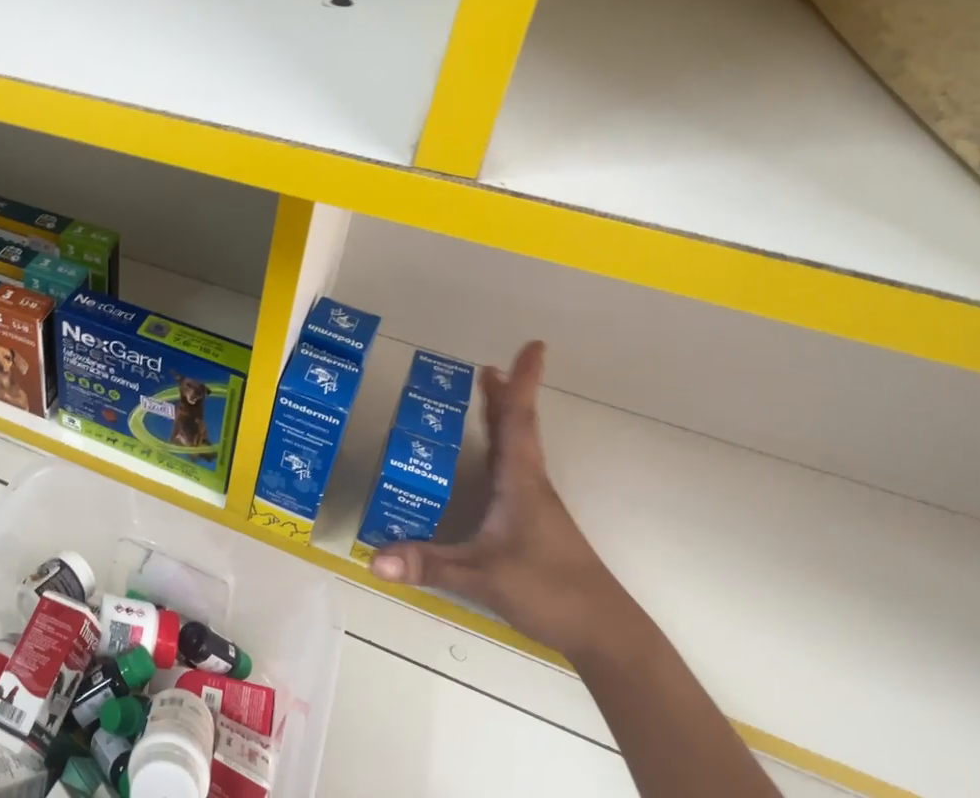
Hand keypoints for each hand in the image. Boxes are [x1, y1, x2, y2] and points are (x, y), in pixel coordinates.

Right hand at [368, 341, 644, 661]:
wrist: (605, 633)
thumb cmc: (549, 591)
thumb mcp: (481, 577)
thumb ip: (428, 565)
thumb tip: (374, 559)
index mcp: (520, 483)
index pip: (518, 421)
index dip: (522, 383)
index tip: (533, 345)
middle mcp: (530, 486)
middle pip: (516, 429)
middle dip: (503, 396)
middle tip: (485, 367)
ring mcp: (535, 506)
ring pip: (516, 450)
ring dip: (502, 421)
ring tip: (483, 401)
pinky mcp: (534, 526)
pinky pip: (512, 473)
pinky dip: (498, 452)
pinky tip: (482, 466)